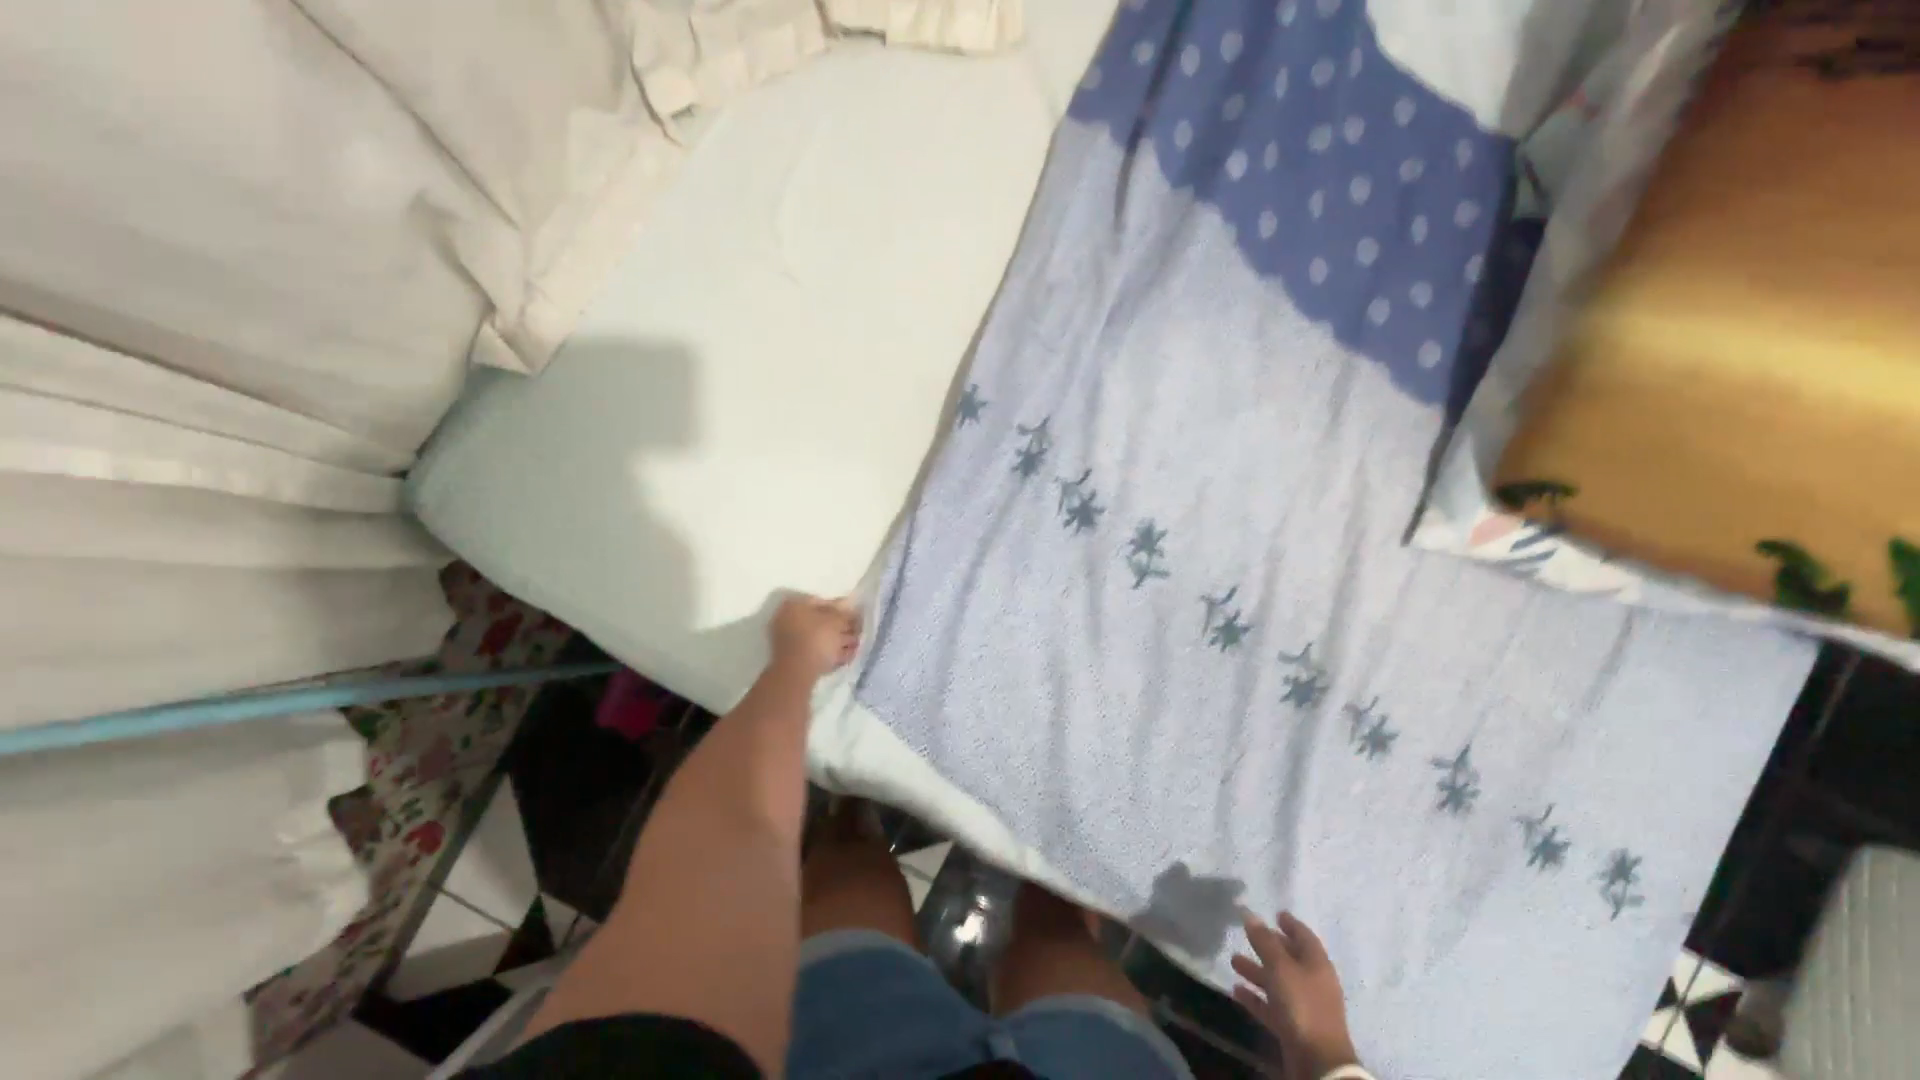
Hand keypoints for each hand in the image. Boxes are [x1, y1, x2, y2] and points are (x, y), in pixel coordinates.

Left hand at [768, 595, 858, 679]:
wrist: (798, 672)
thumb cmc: (816, 639)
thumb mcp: (835, 621)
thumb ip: (844, 612)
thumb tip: (849, 604)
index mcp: (793, 606)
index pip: (821, 602)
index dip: (841, 609)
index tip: (855, 617)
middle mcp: (787, 620)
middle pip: (820, 621)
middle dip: (840, 627)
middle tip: (857, 632)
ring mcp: (789, 641)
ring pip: (819, 637)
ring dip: (838, 640)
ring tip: (856, 645)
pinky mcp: (794, 658)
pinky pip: (816, 651)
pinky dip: (830, 652)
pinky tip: (846, 656)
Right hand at [1232, 911, 1359, 1079]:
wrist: (1318, 1061)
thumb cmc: (1302, 1005)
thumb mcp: (1281, 968)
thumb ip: (1264, 941)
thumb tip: (1249, 913)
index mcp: (1317, 964)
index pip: (1304, 936)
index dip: (1290, 924)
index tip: (1277, 913)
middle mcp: (1313, 982)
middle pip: (1290, 959)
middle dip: (1270, 946)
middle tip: (1249, 934)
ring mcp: (1304, 1006)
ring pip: (1278, 982)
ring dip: (1257, 971)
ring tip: (1234, 960)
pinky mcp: (1293, 1027)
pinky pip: (1272, 1006)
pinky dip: (1256, 997)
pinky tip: (1237, 990)